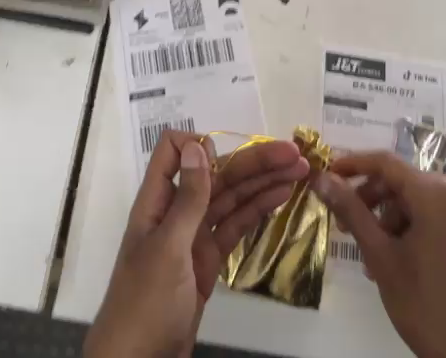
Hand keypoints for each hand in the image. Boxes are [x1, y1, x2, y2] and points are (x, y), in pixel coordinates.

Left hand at [86, 131, 311, 357]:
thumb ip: (187, 199)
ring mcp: (194, 237)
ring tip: (300, 173)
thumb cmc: (145, 302)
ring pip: (231, 199)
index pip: (173, 151)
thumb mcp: (168, 248)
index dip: (202, 144)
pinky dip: (257, 211)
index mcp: (157, 201)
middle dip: (253, 162)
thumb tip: (198, 144)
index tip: (235, 154)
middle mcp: (176, 212)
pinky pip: (235, 227)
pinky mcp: (208, 261)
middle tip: (294, 155)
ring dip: (263, 183)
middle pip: (216, 175)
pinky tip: (281, 198)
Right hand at [313, 152, 445, 357]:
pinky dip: (415, 227)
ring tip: (374, 259)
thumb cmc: (428, 307)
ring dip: (391, 220)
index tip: (325, 177)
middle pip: (402, 181)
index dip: (350, 165)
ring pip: (419, 199)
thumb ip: (351, 212)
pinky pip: (439, 213)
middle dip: (370, 201)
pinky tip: (400, 259)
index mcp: (436, 192)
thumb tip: (321, 179)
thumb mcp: (382, 257)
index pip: (384, 163)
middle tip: (344, 229)